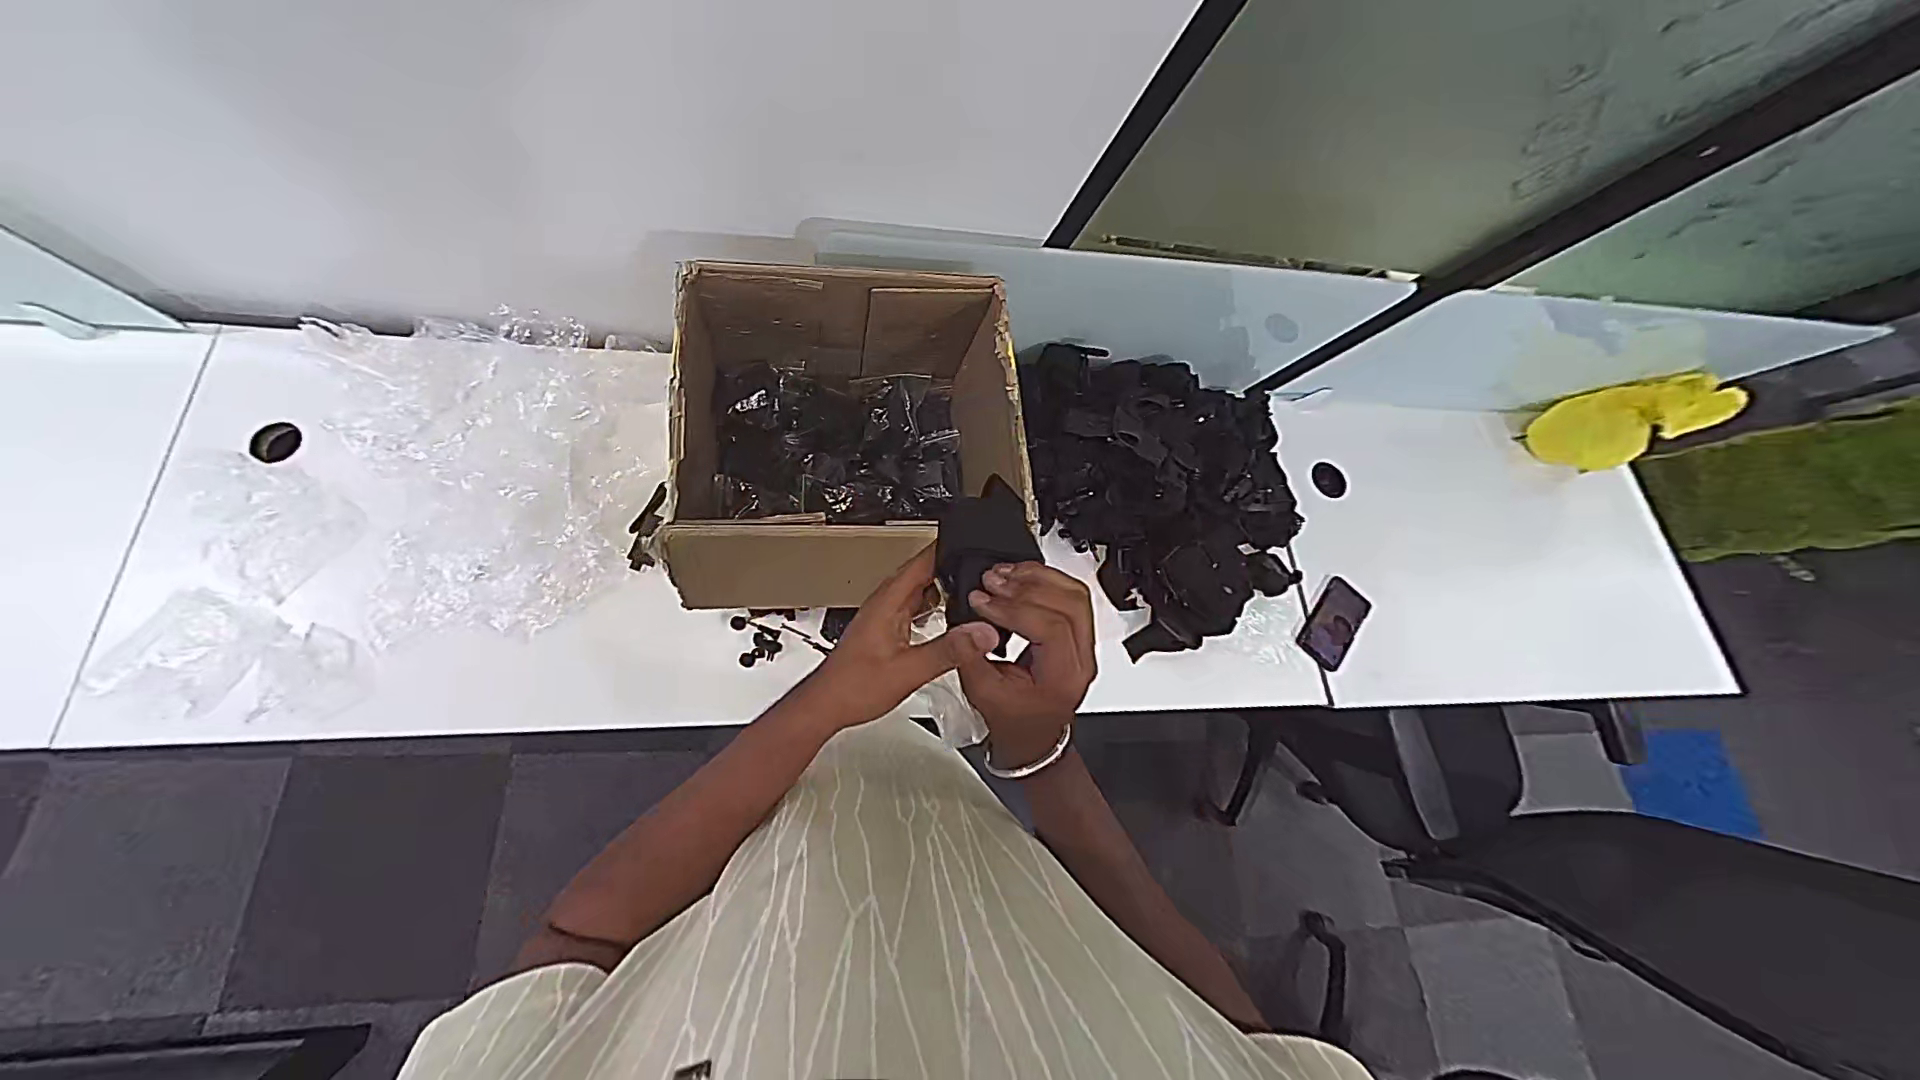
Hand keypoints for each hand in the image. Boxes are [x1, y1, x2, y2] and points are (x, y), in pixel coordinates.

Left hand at [796, 545, 998, 729]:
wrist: (827, 706)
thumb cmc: (852, 687)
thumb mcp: (910, 670)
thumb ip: (949, 651)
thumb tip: (980, 634)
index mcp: (888, 602)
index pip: (922, 560)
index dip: (948, 549)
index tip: (973, 545)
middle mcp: (884, 603)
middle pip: (923, 573)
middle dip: (951, 571)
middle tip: (980, 579)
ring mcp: (883, 615)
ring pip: (918, 590)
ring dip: (942, 591)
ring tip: (969, 599)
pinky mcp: (884, 628)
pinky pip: (912, 608)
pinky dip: (932, 609)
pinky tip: (946, 623)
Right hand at [956, 562, 1096, 767]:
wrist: (1031, 733)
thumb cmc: (1013, 720)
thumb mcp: (982, 693)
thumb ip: (971, 657)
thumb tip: (965, 626)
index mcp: (1063, 677)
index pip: (1052, 628)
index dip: (1014, 609)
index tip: (983, 602)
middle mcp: (1082, 658)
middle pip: (1069, 604)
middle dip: (1026, 587)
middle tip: (992, 582)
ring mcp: (1085, 644)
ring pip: (1075, 595)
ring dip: (1038, 578)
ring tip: (1003, 575)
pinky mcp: (1078, 632)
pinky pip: (1071, 596)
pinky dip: (1045, 580)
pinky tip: (1020, 576)